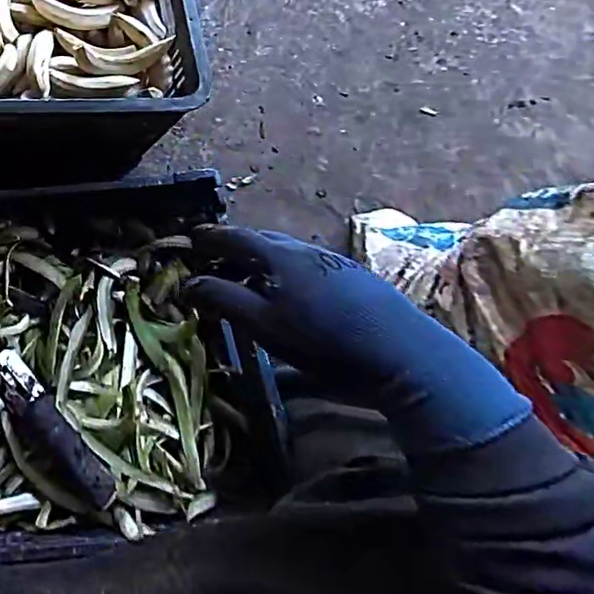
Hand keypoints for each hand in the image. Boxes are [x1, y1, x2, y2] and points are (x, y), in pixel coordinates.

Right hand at [184, 226, 528, 454]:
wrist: (406, 356)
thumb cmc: (325, 341)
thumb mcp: (264, 325)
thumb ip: (223, 300)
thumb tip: (187, 283)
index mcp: (279, 255)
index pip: (235, 237)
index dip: (211, 238)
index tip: (191, 237)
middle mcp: (305, 250)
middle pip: (261, 241)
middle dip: (234, 247)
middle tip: (214, 259)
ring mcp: (334, 263)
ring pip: (287, 254)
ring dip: (261, 261)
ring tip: (248, 278)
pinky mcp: (355, 280)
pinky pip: (308, 266)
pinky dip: (286, 273)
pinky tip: (290, 294)